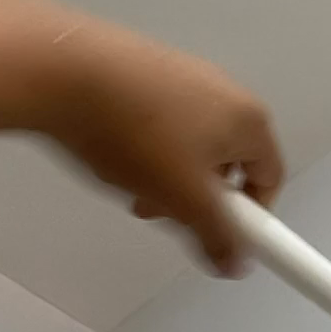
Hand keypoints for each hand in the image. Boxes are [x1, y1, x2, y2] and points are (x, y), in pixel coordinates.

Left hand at [34, 13, 282, 275]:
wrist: (59, 70)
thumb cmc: (134, 131)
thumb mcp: (183, 199)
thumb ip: (217, 236)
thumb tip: (235, 263)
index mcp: (250, 120)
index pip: (271, 179)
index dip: (252, 217)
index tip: (225, 238)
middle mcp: (228, 92)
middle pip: (231, 163)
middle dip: (202, 197)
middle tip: (167, 213)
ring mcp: (189, 75)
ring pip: (195, 143)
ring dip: (172, 174)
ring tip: (132, 183)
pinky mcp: (151, 67)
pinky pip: (165, 119)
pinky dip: (150, 144)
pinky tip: (115, 150)